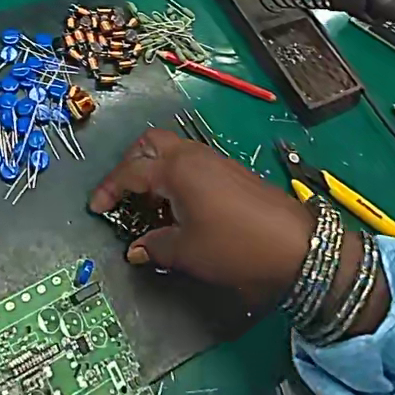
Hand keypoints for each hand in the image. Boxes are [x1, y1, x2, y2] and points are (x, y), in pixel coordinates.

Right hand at [89, 128, 313, 306]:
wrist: (298, 246)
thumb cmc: (235, 246)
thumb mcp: (187, 251)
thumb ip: (155, 246)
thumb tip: (136, 249)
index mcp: (175, 169)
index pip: (129, 171)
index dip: (109, 190)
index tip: (97, 208)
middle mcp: (192, 155)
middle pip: (149, 143)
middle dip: (130, 163)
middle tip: (123, 192)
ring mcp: (213, 159)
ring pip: (171, 149)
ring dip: (153, 168)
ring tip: (149, 202)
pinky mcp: (229, 169)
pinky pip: (190, 161)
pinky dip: (174, 174)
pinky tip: (178, 205)